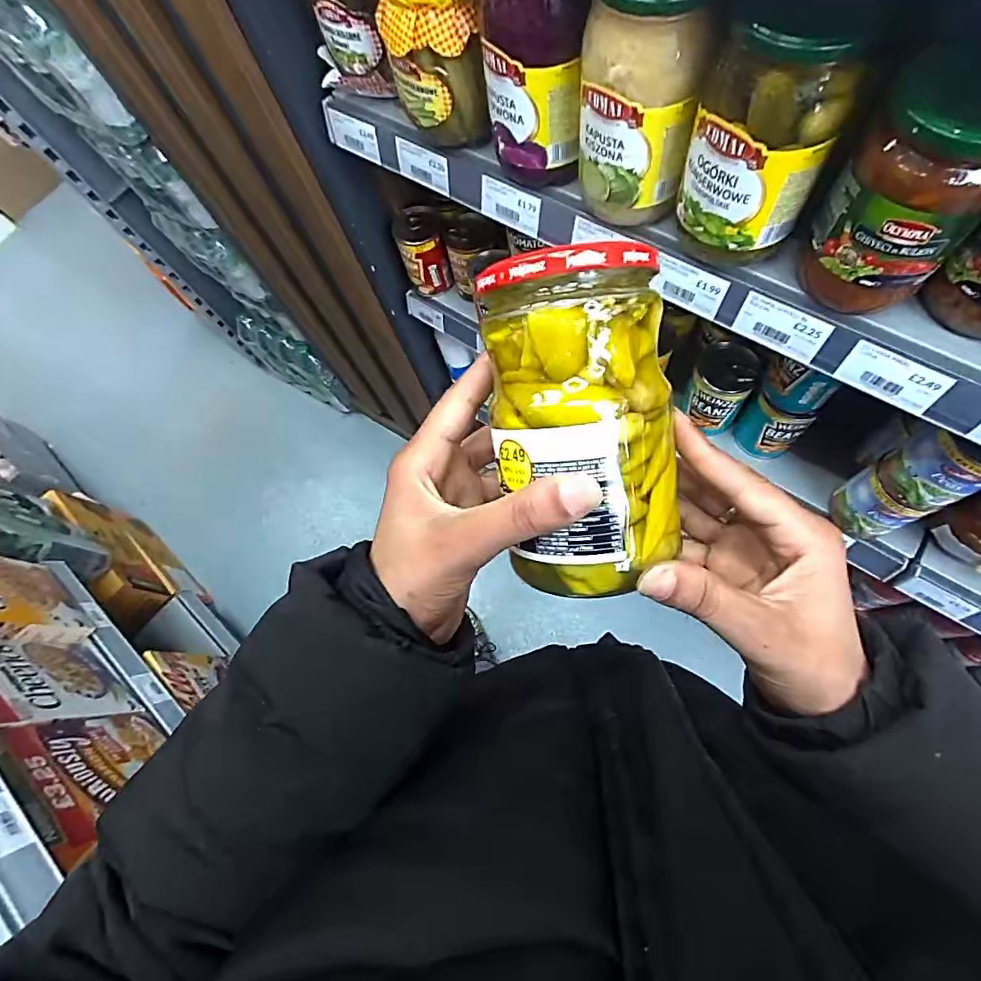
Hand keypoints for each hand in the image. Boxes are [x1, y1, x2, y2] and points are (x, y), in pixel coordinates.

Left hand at [372, 356, 602, 641]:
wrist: (397, 631)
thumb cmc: (410, 575)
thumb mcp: (463, 539)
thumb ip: (519, 515)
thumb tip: (583, 487)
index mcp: (425, 461)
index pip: (456, 404)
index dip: (483, 376)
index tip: (518, 349)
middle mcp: (442, 474)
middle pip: (488, 435)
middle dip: (525, 420)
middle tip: (572, 404)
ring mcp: (459, 501)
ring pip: (501, 469)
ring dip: (533, 460)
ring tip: (579, 444)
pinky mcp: (474, 526)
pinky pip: (508, 500)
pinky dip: (532, 495)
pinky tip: (563, 491)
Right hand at [635, 415, 866, 715]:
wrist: (824, 703)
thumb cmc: (813, 664)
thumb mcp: (762, 632)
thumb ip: (705, 600)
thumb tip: (648, 575)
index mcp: (799, 534)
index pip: (745, 487)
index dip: (707, 455)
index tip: (673, 421)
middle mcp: (772, 532)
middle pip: (720, 493)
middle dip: (681, 467)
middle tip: (638, 438)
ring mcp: (747, 550)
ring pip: (702, 514)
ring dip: (668, 497)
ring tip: (628, 470)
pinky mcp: (729, 569)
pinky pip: (692, 544)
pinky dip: (664, 535)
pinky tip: (636, 520)